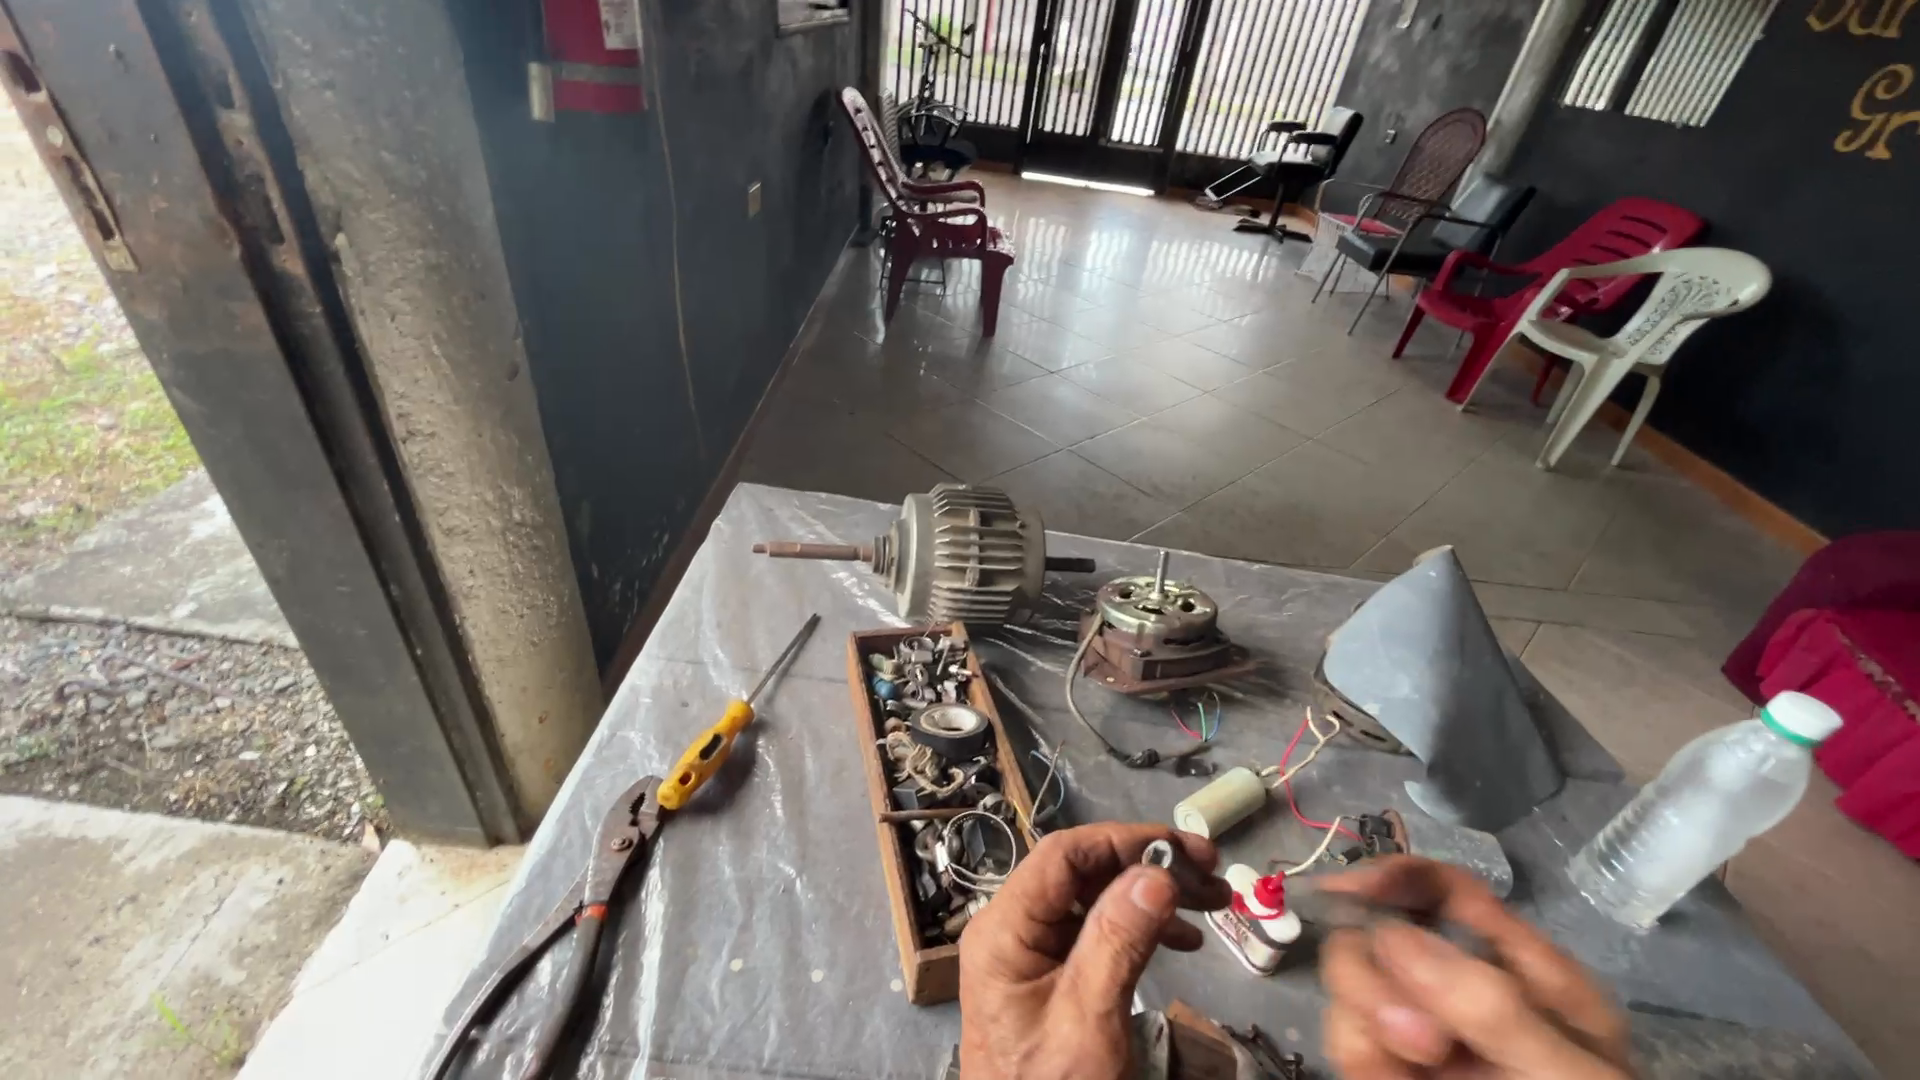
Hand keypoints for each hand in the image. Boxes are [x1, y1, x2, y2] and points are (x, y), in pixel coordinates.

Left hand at [958, 824, 1231, 1079]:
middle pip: (1080, 872)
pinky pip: (1094, 932)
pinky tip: (1183, 940)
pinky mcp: (1049, 974)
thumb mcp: (1089, 1022)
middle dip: (1146, 866)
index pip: (1063, 855)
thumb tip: (1156, 873)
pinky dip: (1139, 928)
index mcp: (1004, 928)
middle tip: (1210, 873)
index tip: (1184, 849)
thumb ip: (1118, 942)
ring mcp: (1029, 951)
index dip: (1124, 841)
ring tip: (1212, 902)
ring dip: (1151, 896)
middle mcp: (1011, 927)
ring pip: (1093, 898)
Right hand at [1318, 856, 1632, 1078]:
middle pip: (1379, 926)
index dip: (1395, 875)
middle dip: (1378, 970)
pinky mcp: (1384, 1063)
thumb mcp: (1568, 1077)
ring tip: (1410, 1068)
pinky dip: (1358, 1055)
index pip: (1444, 888)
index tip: (1350, 892)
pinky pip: (1342, 1032)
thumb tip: (1392, 936)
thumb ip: (1493, 1006)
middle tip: (1420, 1041)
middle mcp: (1456, 984)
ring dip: (1365, 1012)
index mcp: (1519, 971)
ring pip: (1348, 973)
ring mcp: (1417, 1025)